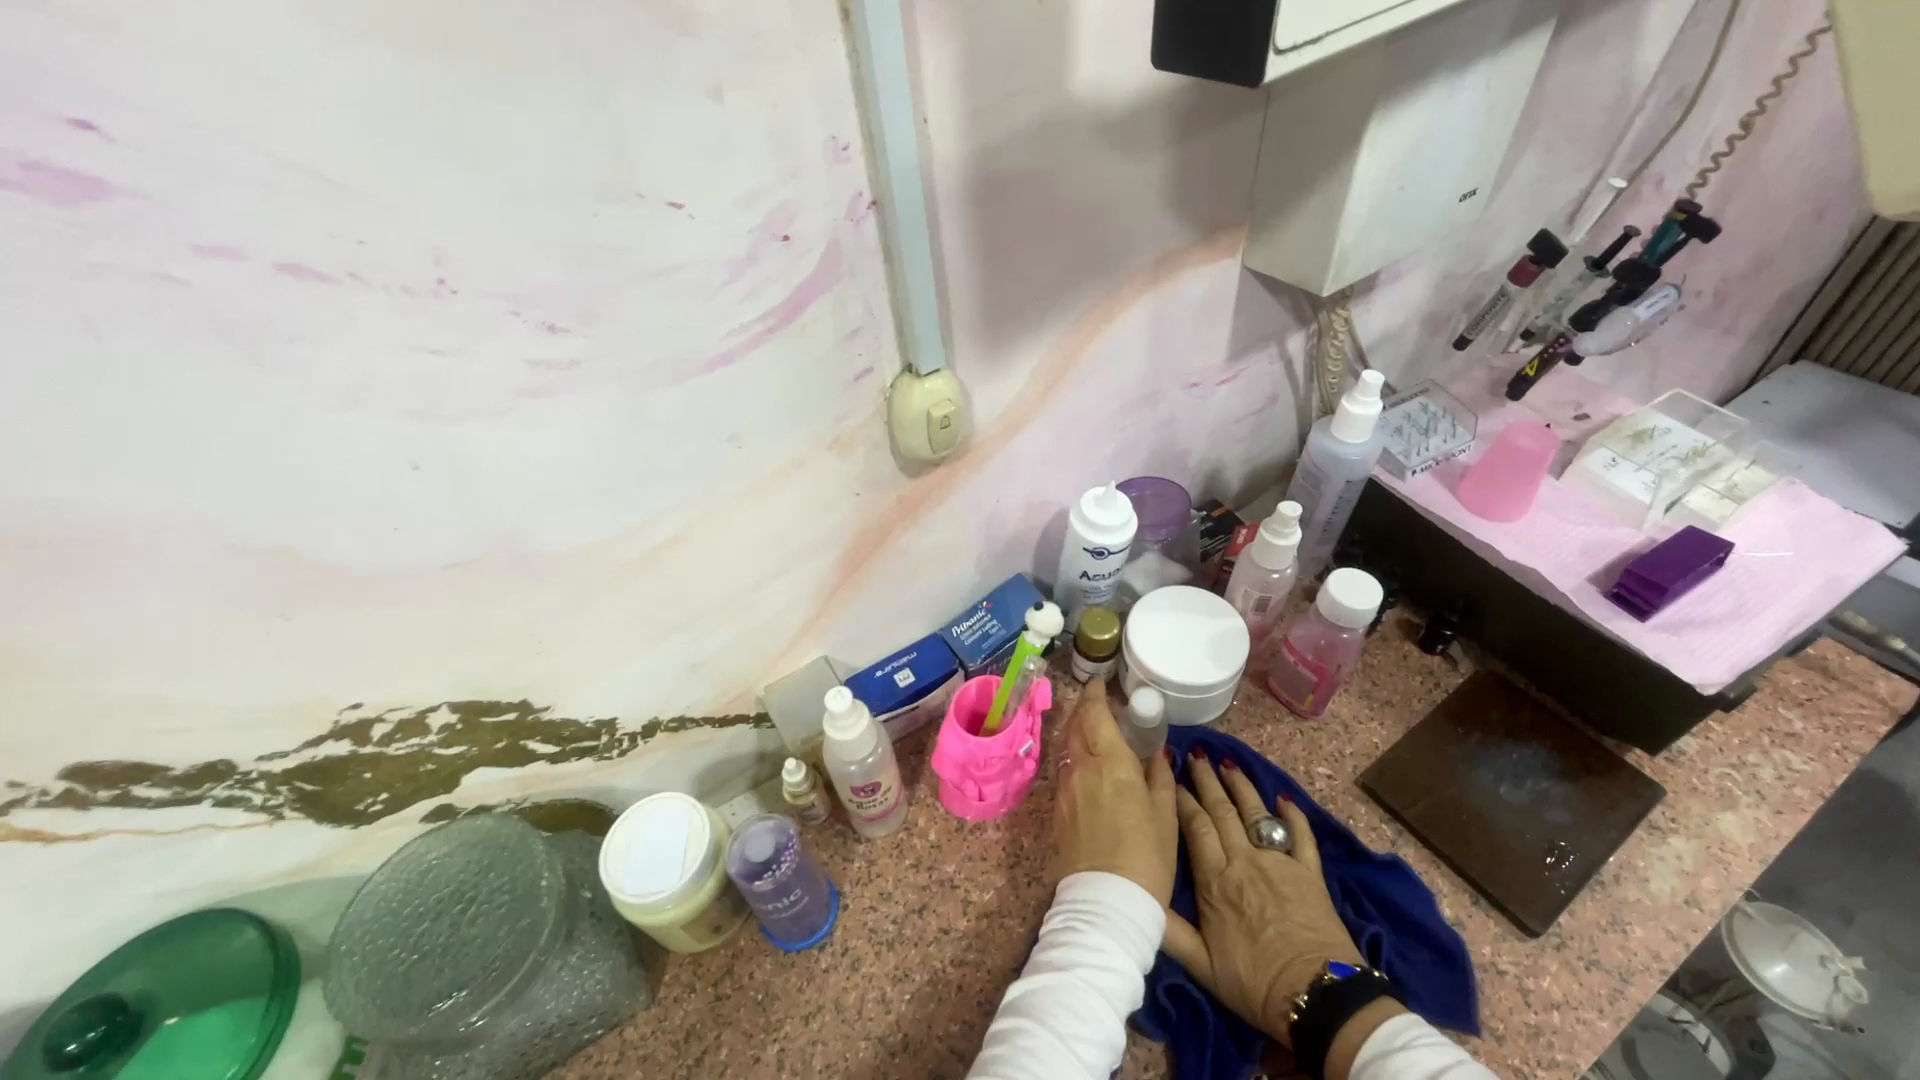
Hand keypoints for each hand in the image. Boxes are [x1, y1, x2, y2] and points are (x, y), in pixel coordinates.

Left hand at [1051, 677, 1178, 904]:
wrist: (1106, 902)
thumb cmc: (1146, 857)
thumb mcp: (1165, 815)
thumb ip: (1159, 777)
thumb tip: (1157, 753)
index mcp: (1110, 763)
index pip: (1094, 714)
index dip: (1094, 695)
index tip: (1099, 685)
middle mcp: (1081, 769)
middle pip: (1075, 726)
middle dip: (1084, 711)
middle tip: (1098, 706)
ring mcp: (1063, 790)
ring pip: (1066, 749)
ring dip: (1076, 733)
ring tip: (1092, 733)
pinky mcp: (1055, 811)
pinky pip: (1062, 772)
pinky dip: (1072, 759)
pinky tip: (1085, 768)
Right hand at [1161, 752, 1364, 1045]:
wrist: (1318, 996)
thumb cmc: (1254, 983)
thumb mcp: (1201, 965)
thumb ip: (1168, 929)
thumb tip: (1136, 899)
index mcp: (1214, 881)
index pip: (1195, 828)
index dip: (1182, 800)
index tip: (1171, 778)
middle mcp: (1244, 862)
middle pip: (1222, 812)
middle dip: (1207, 782)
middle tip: (1196, 756)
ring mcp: (1280, 864)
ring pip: (1256, 814)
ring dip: (1241, 787)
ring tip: (1228, 763)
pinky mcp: (1311, 874)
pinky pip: (1301, 836)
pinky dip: (1292, 815)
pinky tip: (1283, 799)